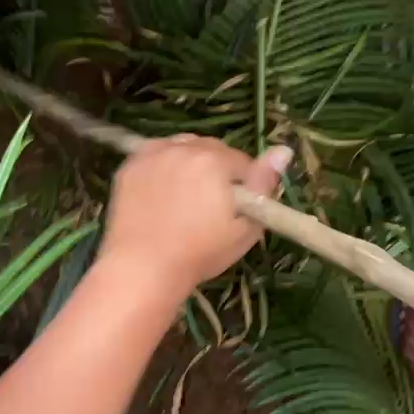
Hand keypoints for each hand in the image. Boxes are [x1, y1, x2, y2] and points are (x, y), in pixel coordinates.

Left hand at [97, 135, 290, 298]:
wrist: (143, 266)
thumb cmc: (200, 252)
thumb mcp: (245, 227)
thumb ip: (264, 186)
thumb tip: (283, 150)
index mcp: (215, 160)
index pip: (242, 162)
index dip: (244, 186)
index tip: (235, 209)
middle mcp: (183, 148)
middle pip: (211, 149)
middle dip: (217, 170)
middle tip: (210, 204)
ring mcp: (153, 154)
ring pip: (182, 147)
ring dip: (190, 163)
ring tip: (186, 196)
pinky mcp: (130, 165)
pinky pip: (156, 154)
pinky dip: (163, 165)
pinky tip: (163, 190)